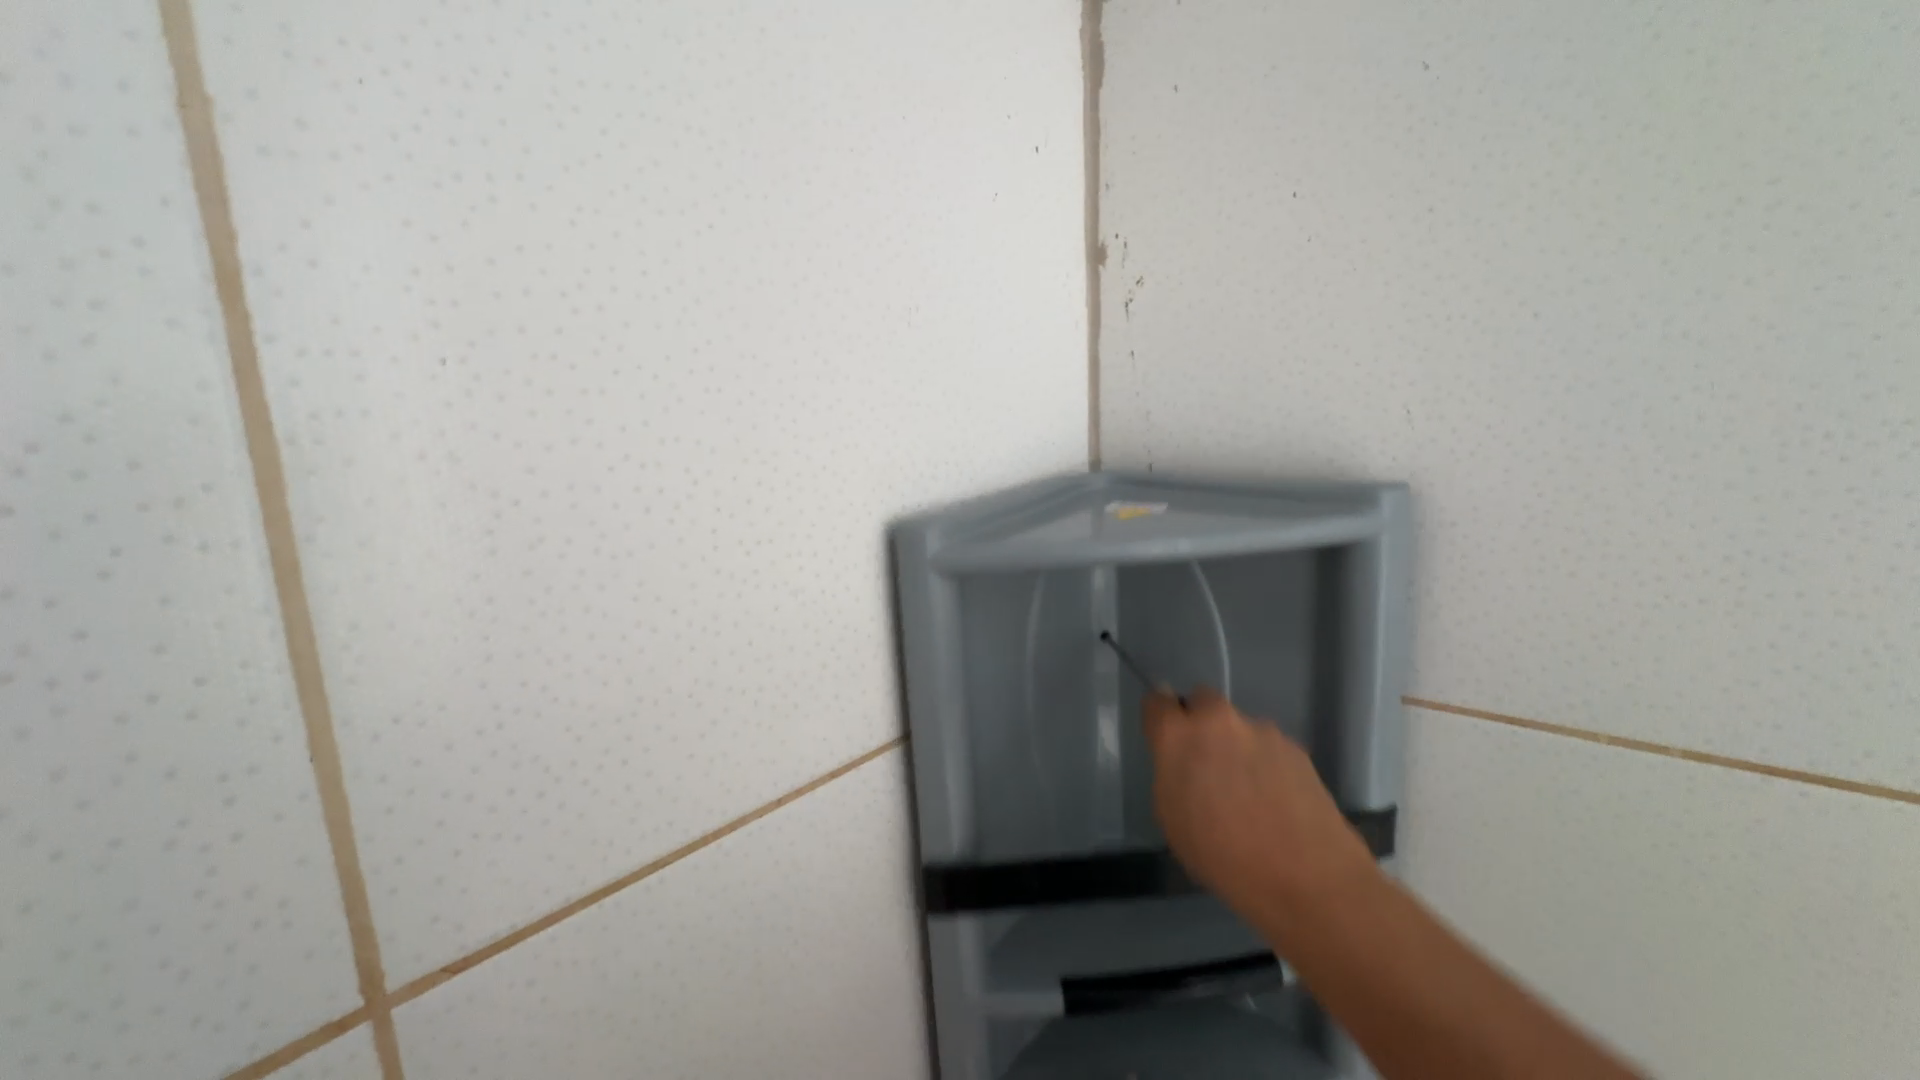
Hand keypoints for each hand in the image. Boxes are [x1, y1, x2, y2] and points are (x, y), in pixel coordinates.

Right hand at [1143, 686, 1376, 916]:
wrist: (1305, 875)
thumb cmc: (1221, 855)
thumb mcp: (1172, 818)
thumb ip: (1171, 774)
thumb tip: (1182, 761)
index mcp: (1179, 736)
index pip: (1157, 702)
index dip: (1159, 717)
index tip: (1163, 737)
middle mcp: (1219, 721)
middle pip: (1202, 701)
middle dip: (1199, 723)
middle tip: (1205, 763)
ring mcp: (1262, 731)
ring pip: (1238, 727)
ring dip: (1236, 747)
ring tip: (1248, 793)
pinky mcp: (1296, 747)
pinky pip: (1268, 747)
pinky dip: (1265, 764)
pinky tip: (1275, 800)